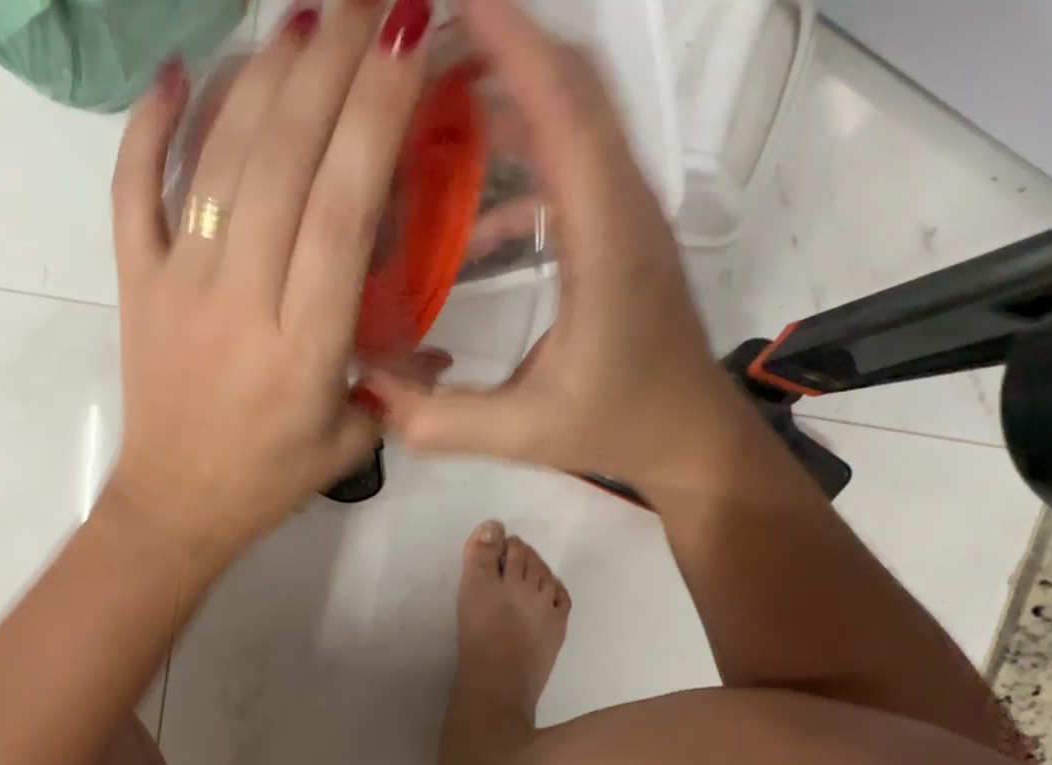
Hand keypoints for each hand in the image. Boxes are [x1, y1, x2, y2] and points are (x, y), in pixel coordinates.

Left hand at [106, 0, 435, 562]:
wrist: (175, 504)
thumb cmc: (270, 477)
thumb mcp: (353, 440)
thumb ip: (399, 379)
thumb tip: (432, 328)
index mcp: (304, 347)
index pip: (342, 214)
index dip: (373, 122)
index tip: (406, 49)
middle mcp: (240, 302)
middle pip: (282, 166)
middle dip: (329, 69)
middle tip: (365, 3)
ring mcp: (177, 286)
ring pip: (217, 165)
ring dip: (261, 79)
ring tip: (303, 19)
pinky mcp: (135, 284)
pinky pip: (131, 195)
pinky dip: (147, 130)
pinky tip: (175, 71)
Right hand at [359, 0, 740, 487]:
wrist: (692, 435)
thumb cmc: (621, 426)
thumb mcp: (526, 431)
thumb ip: (441, 417)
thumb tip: (359, 388)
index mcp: (606, 238)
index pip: (566, 110)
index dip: (513, 43)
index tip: (453, 2)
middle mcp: (622, 203)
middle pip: (573, 87)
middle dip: (501, 49)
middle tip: (422, 48)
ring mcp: (623, 209)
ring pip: (571, 115)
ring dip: (505, 94)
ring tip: (428, 106)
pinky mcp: (614, 226)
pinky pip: (564, 161)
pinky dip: (514, 155)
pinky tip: (460, 210)